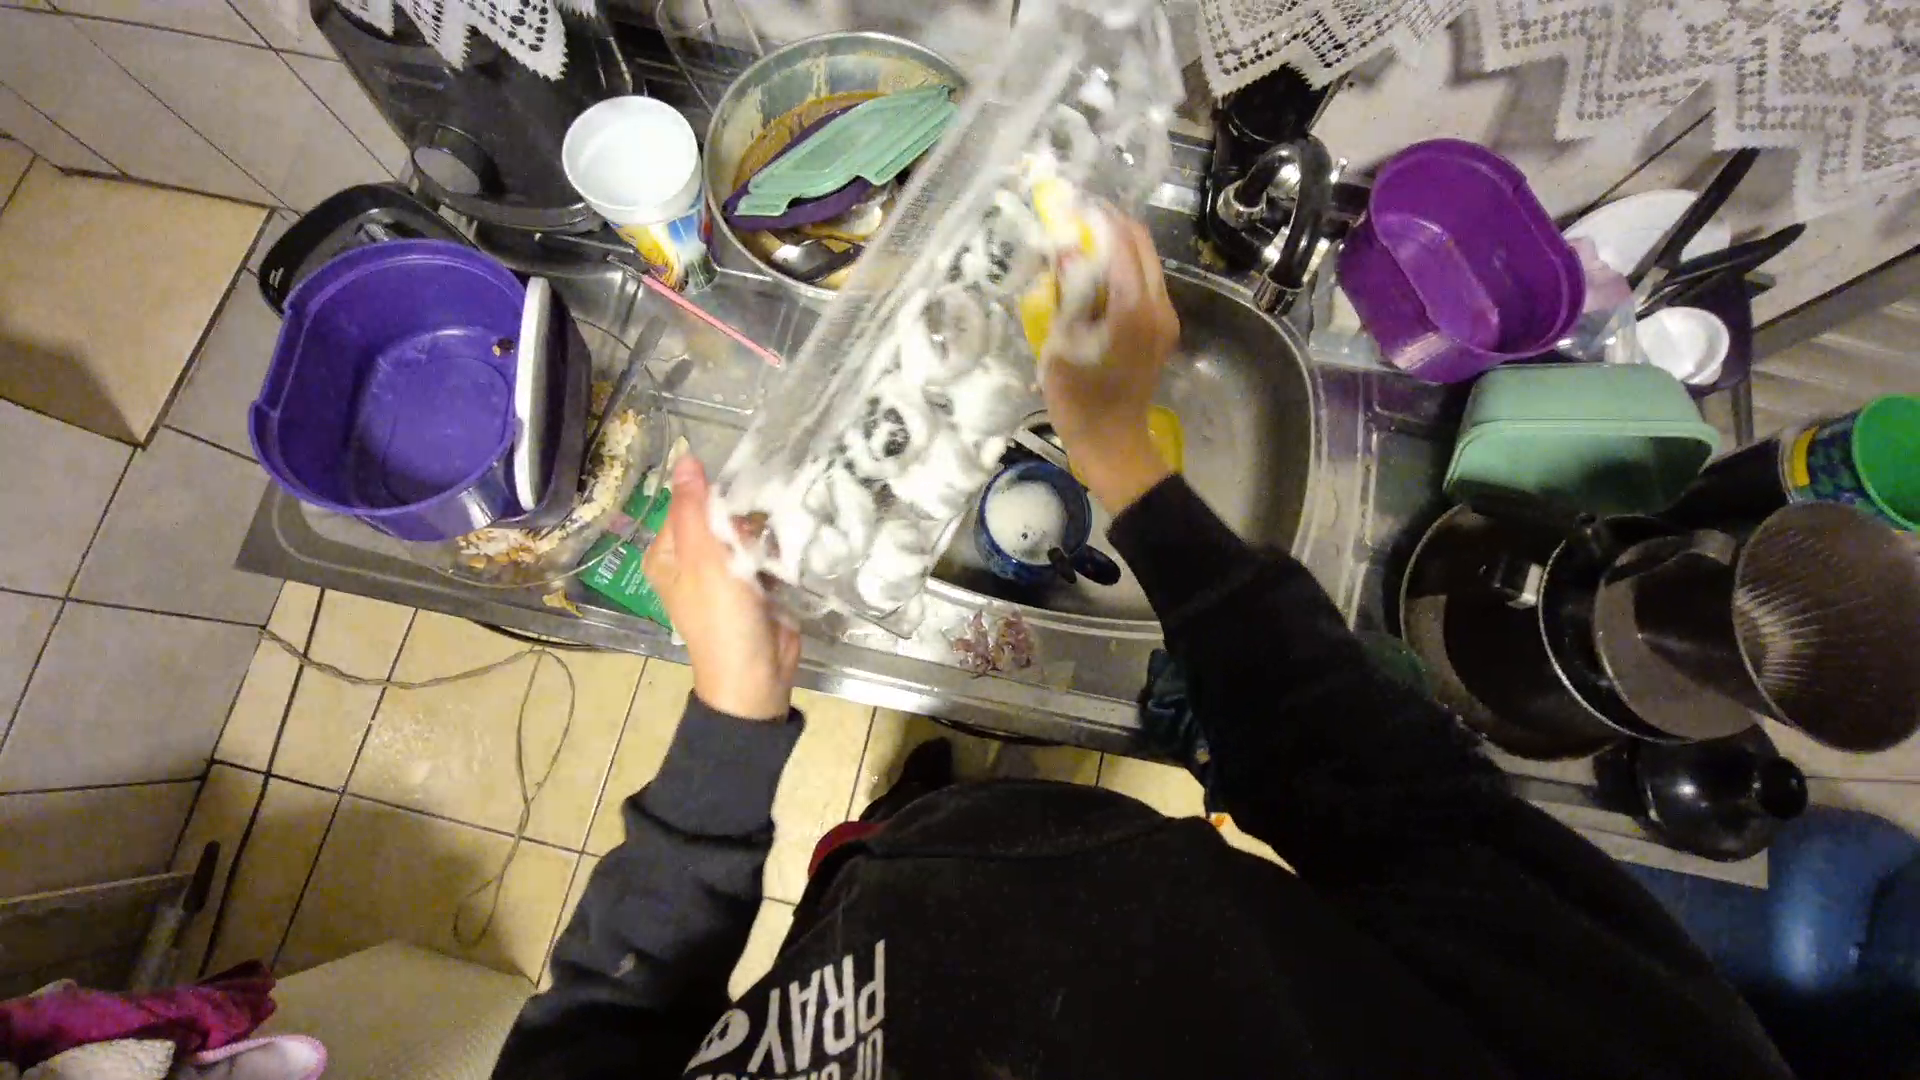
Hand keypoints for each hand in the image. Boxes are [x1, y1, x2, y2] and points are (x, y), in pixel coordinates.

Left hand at [643, 456, 801, 720]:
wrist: (755, 675)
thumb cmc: (722, 617)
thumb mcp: (703, 559)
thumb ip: (695, 509)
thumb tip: (685, 458)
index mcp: (668, 555)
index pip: (689, 505)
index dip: (715, 495)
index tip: (743, 493)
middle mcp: (693, 562)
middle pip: (720, 518)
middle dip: (744, 515)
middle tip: (765, 518)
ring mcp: (726, 576)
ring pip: (746, 535)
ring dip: (764, 532)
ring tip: (782, 530)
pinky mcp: (755, 586)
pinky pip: (765, 555)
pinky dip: (777, 550)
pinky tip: (792, 546)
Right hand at [1041, 215, 1178, 513]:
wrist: (1111, 443)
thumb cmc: (1079, 401)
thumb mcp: (1062, 344)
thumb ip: (1069, 291)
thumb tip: (1067, 247)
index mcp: (1133, 307)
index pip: (1121, 241)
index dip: (1097, 218)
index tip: (1071, 206)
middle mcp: (1158, 305)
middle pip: (1141, 246)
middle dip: (1110, 228)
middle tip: (1075, 223)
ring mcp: (1164, 319)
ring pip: (1145, 265)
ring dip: (1117, 250)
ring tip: (1081, 249)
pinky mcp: (1161, 331)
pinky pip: (1144, 287)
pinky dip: (1122, 274)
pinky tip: (1094, 281)